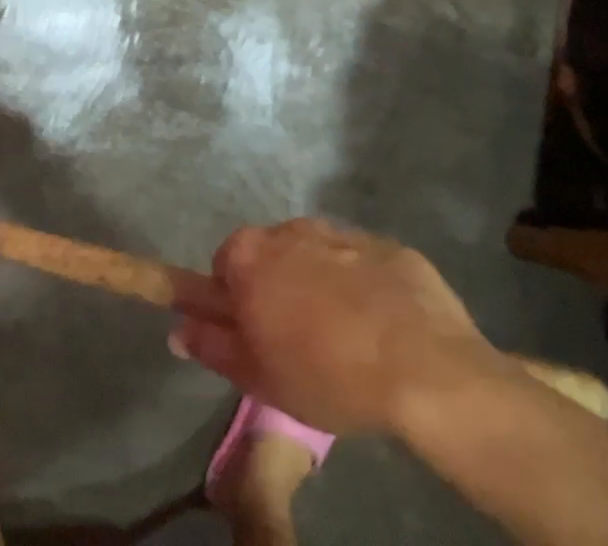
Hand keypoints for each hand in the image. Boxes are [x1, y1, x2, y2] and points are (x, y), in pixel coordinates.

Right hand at [172, 218, 497, 436]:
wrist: (430, 375)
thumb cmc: (328, 376)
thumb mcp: (257, 376)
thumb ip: (211, 346)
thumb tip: (177, 331)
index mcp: (249, 256)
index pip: (223, 265)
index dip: (236, 299)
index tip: (255, 332)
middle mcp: (291, 231)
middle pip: (272, 254)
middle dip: (278, 285)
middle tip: (298, 338)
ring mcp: (347, 235)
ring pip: (320, 255)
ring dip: (322, 282)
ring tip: (347, 335)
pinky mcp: (395, 248)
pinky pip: (366, 264)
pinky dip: (367, 286)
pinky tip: (385, 327)